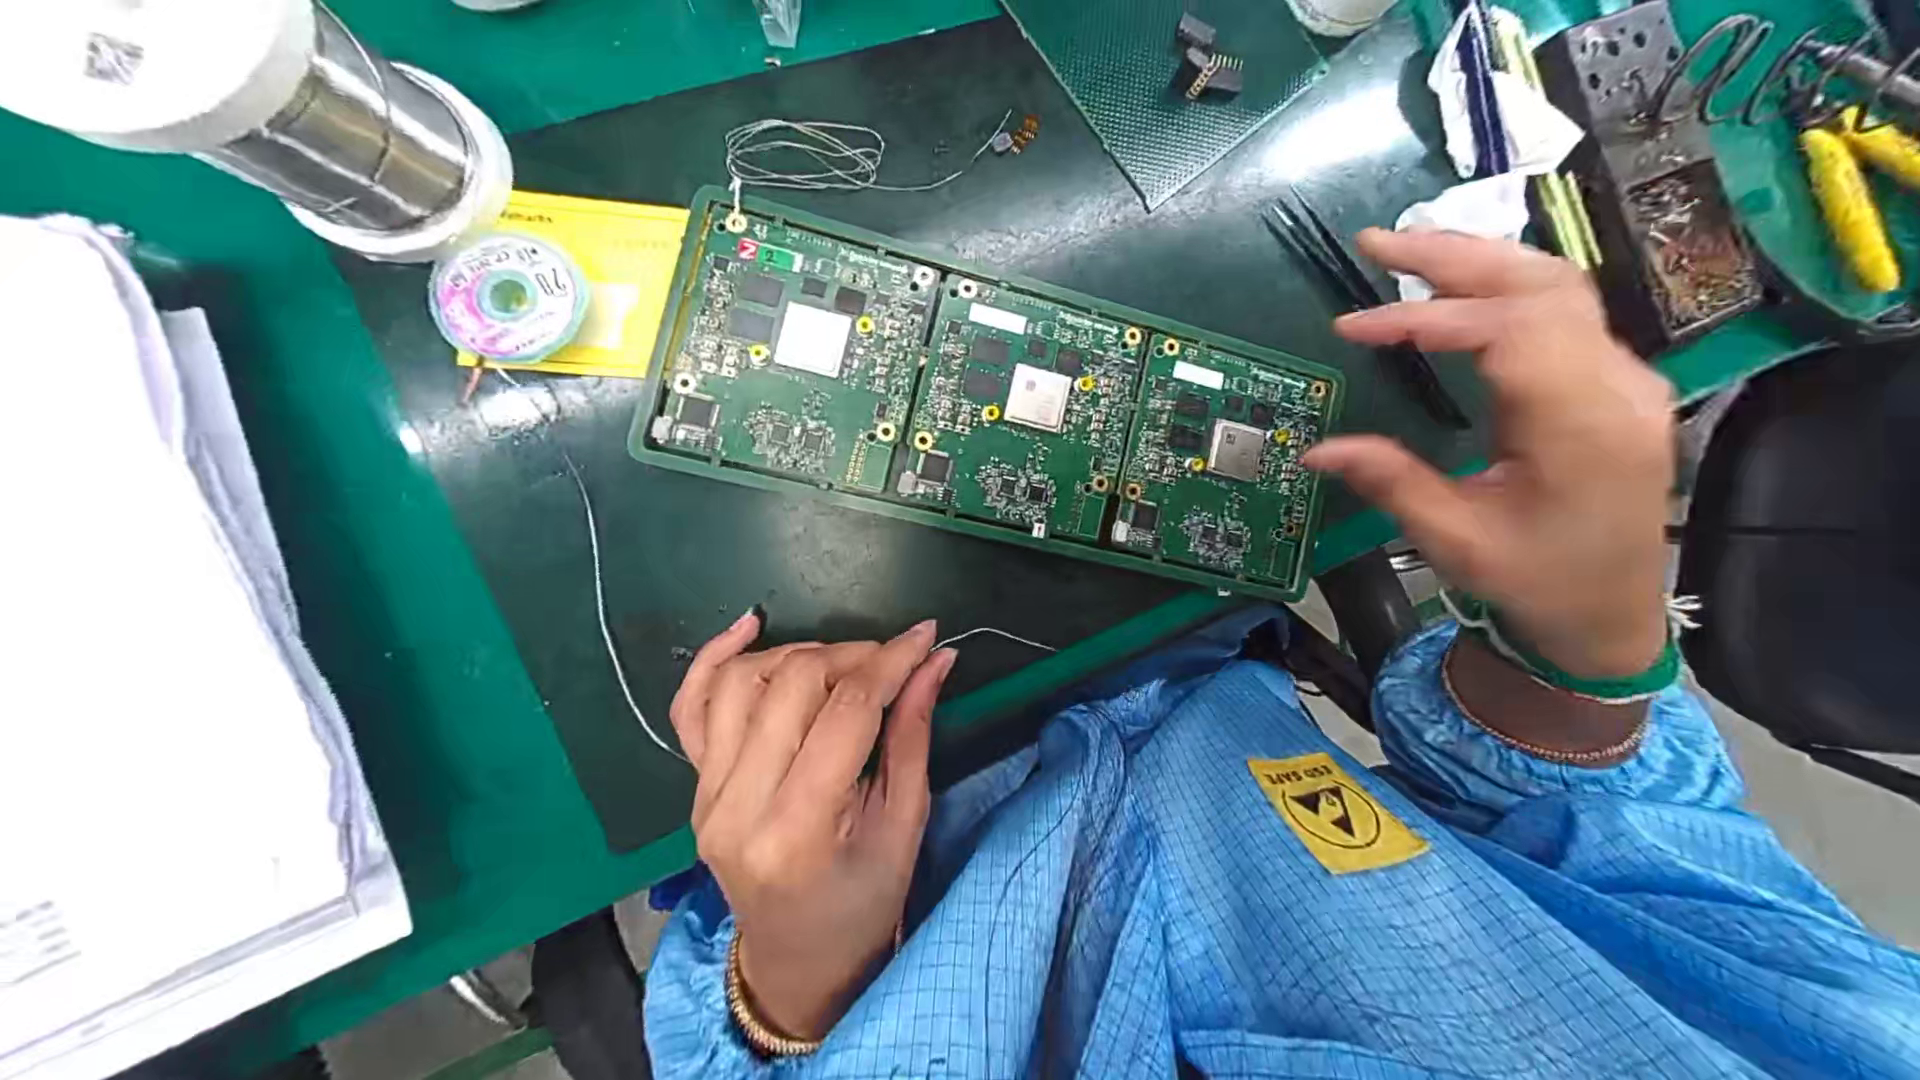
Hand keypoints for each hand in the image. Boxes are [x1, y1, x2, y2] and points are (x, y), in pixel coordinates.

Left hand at [668, 614, 955, 1040]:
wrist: (796, 959)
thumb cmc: (864, 903)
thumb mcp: (905, 822)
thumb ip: (914, 733)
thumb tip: (934, 661)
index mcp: (797, 830)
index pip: (846, 711)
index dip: (890, 663)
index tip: (925, 637)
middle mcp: (736, 806)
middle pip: (792, 684)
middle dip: (852, 655)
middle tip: (891, 660)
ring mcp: (705, 793)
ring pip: (743, 681)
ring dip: (800, 654)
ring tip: (842, 663)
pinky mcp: (694, 784)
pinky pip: (691, 704)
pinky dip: (716, 656)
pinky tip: (750, 626)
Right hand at [1304, 229, 1673, 678]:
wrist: (1608, 608)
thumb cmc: (1535, 580)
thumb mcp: (1454, 540)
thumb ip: (1390, 483)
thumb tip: (1315, 449)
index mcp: (1581, 427)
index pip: (1509, 334)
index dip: (1425, 319)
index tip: (1350, 328)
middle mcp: (1612, 384)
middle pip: (1541, 284)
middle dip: (1452, 256)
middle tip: (1374, 242)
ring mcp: (1616, 375)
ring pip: (1553, 285)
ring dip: (1474, 260)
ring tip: (1399, 253)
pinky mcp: (1600, 380)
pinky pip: (1552, 310)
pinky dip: (1492, 287)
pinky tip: (1446, 289)